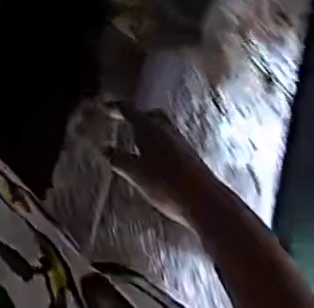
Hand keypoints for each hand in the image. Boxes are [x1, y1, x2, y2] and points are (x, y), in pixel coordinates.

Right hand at [107, 105, 209, 228]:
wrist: (209, 207)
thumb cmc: (168, 185)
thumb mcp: (135, 173)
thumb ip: (118, 159)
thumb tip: (105, 149)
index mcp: (149, 128)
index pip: (128, 110)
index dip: (114, 107)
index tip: (104, 107)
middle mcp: (167, 131)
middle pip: (152, 115)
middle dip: (139, 115)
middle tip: (128, 121)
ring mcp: (184, 146)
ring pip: (165, 130)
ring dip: (153, 132)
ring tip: (141, 142)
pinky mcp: (194, 162)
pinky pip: (174, 145)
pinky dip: (163, 146)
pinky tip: (159, 162)